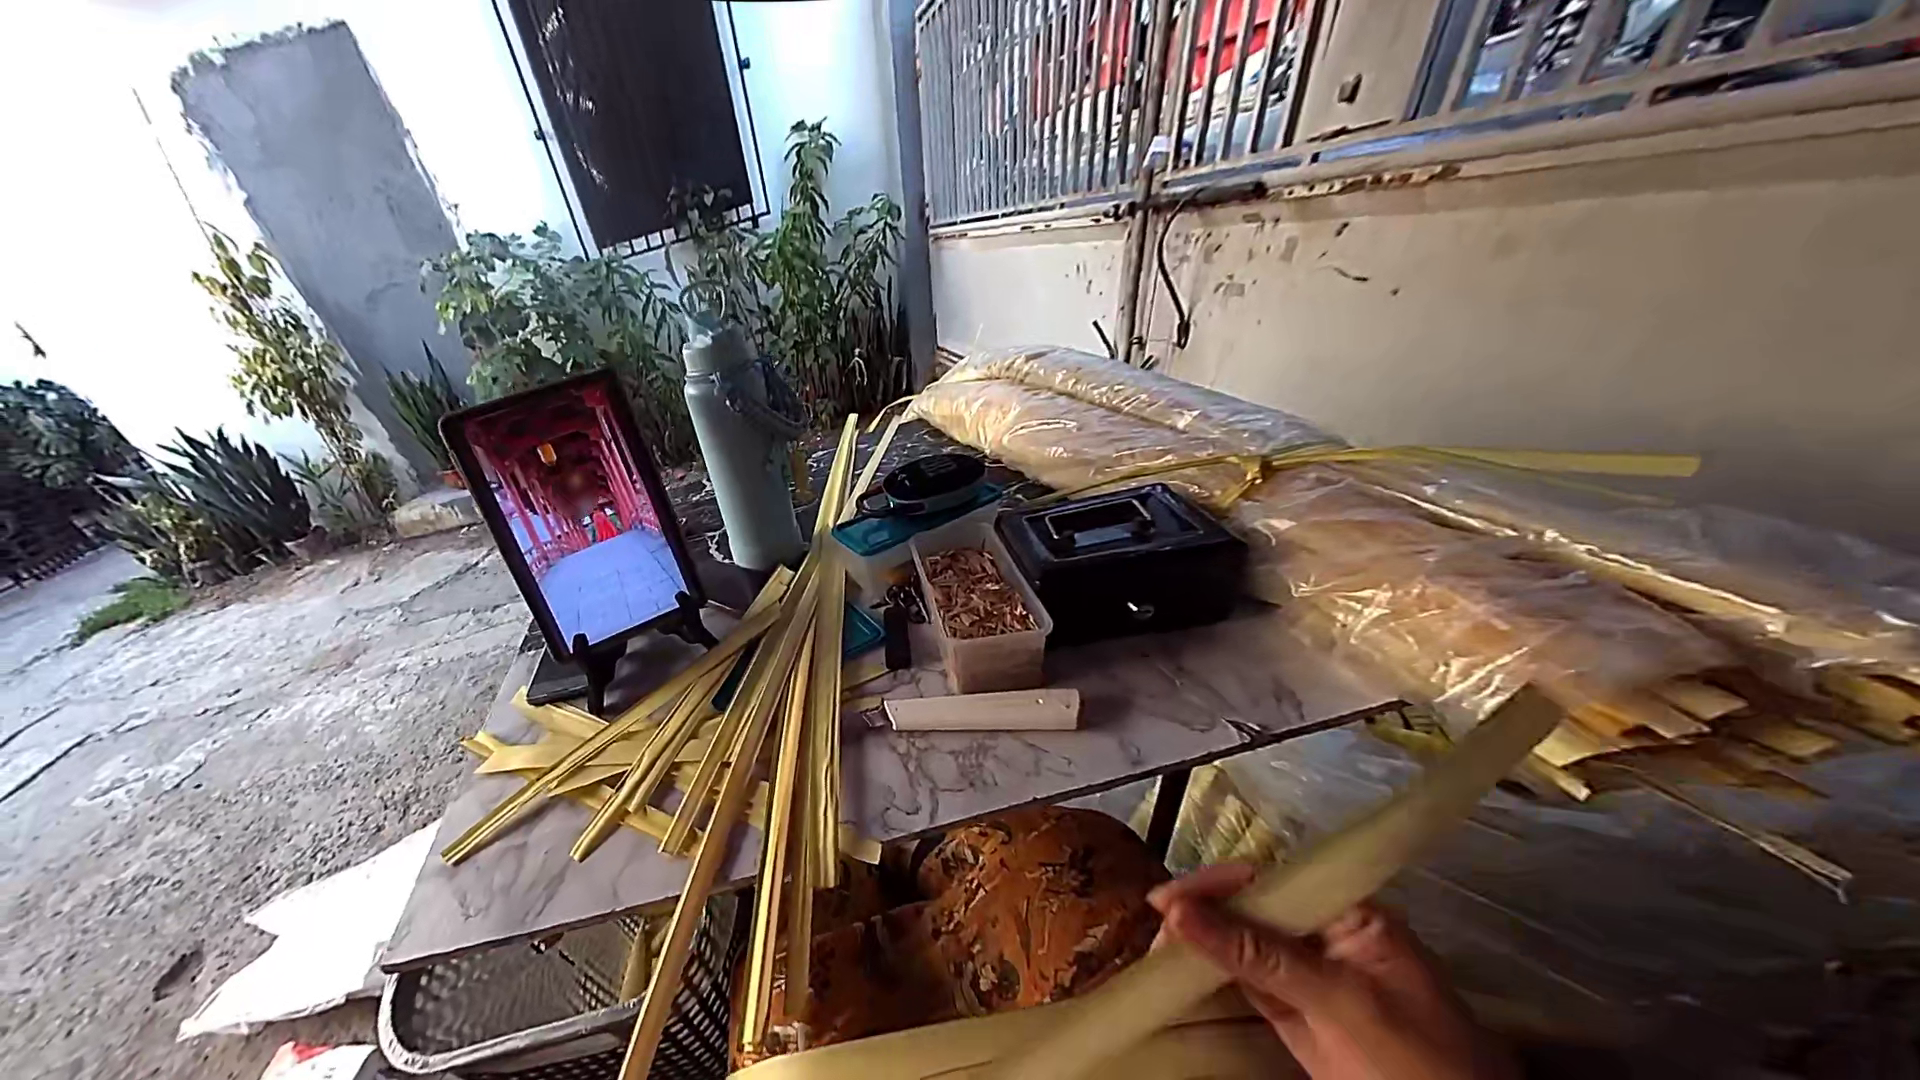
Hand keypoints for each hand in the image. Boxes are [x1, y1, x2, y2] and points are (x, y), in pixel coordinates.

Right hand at [1147, 863, 1517, 1079]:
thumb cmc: (1421, 1061)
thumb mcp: (1342, 1002)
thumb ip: (1261, 955)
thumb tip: (1182, 914)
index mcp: (1343, 910)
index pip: (1268, 879)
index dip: (1216, 884)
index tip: (1169, 899)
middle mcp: (1318, 930)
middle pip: (1247, 906)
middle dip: (1199, 911)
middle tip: (1156, 925)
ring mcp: (1304, 970)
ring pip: (1237, 941)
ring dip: (1197, 942)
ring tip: (1156, 948)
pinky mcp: (1292, 1009)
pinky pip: (1242, 981)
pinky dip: (1209, 976)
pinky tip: (1179, 972)